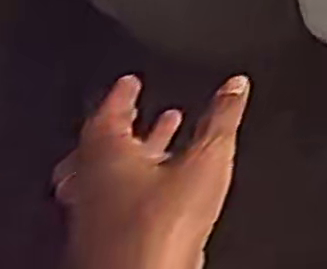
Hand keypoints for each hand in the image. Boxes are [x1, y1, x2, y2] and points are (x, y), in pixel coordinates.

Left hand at [54, 74, 249, 268]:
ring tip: (160, 138)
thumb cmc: (163, 223)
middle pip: (96, 152)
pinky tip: (162, 182)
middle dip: (121, 128)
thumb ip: (222, 117)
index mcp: (108, 163)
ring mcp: (96, 221)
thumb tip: (235, 85)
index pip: (105, 120)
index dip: (119, 98)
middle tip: (133, 112)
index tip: (126, 84)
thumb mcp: (208, 156)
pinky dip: (138, 181)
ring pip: (106, 179)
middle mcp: (92, 190)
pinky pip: (117, 201)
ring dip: (134, 154)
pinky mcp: (109, 242)